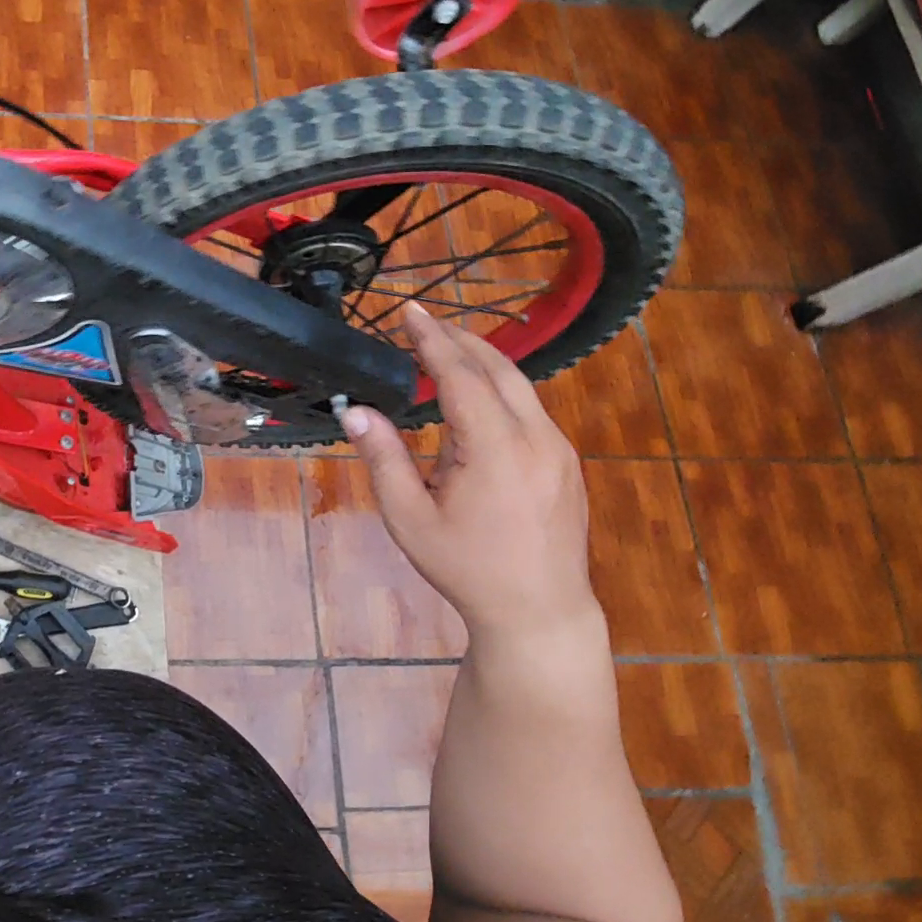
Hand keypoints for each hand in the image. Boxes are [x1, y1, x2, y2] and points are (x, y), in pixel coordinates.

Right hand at [342, 303, 599, 636]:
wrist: (537, 609)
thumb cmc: (464, 566)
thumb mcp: (409, 517)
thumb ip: (383, 459)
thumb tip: (355, 411)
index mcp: (496, 450)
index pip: (462, 377)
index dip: (432, 341)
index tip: (408, 312)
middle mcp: (537, 439)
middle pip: (500, 369)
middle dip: (459, 339)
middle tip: (422, 323)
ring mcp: (559, 450)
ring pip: (521, 387)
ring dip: (481, 362)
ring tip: (442, 352)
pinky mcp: (566, 463)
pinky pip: (530, 410)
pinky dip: (498, 389)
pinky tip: (474, 400)